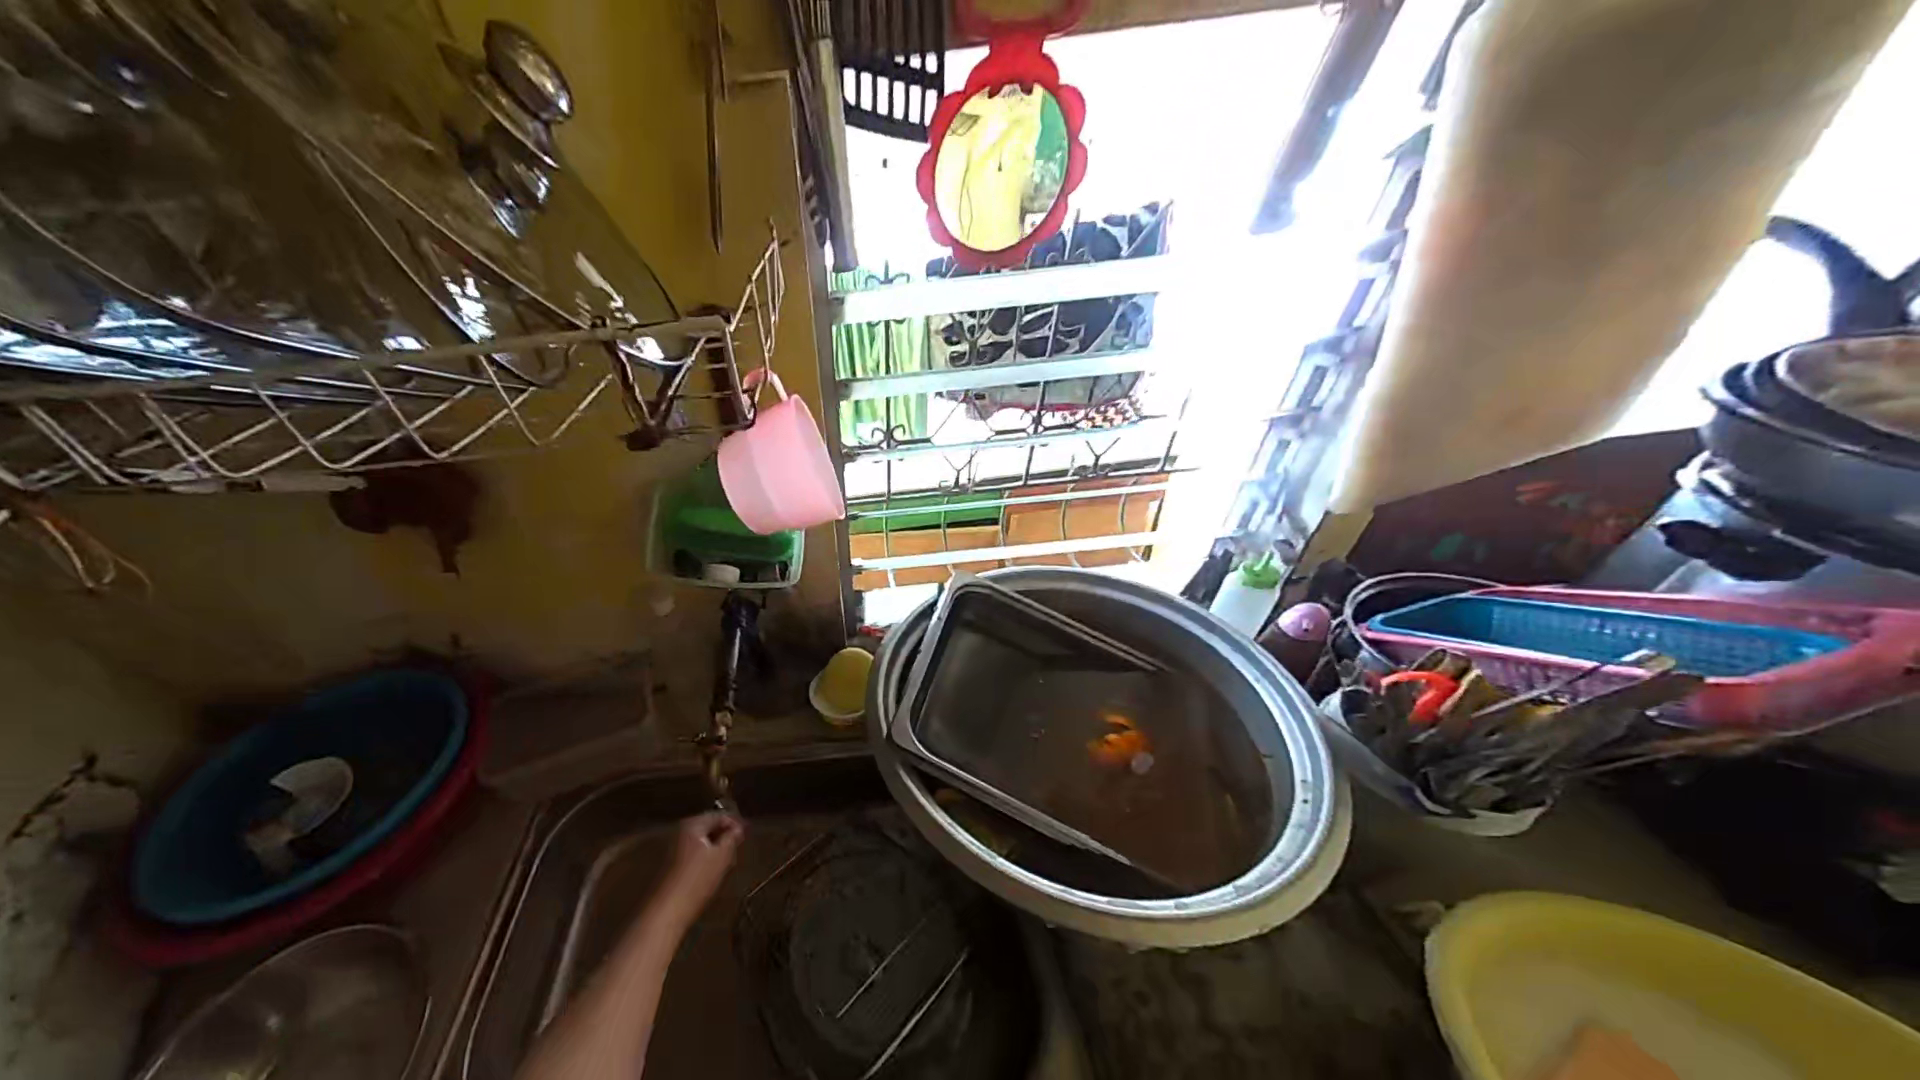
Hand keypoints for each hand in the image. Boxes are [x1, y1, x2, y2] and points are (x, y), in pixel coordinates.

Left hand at [650, 811, 744, 927]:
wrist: (666, 912)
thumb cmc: (697, 879)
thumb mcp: (722, 856)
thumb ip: (731, 838)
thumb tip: (737, 828)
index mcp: (692, 824)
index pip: (719, 816)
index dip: (734, 824)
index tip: (745, 836)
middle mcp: (678, 831)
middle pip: (707, 828)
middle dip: (723, 836)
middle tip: (736, 849)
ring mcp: (669, 849)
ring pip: (698, 842)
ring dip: (713, 849)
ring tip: (726, 862)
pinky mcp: (666, 866)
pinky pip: (689, 854)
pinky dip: (701, 858)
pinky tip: (709, 872)